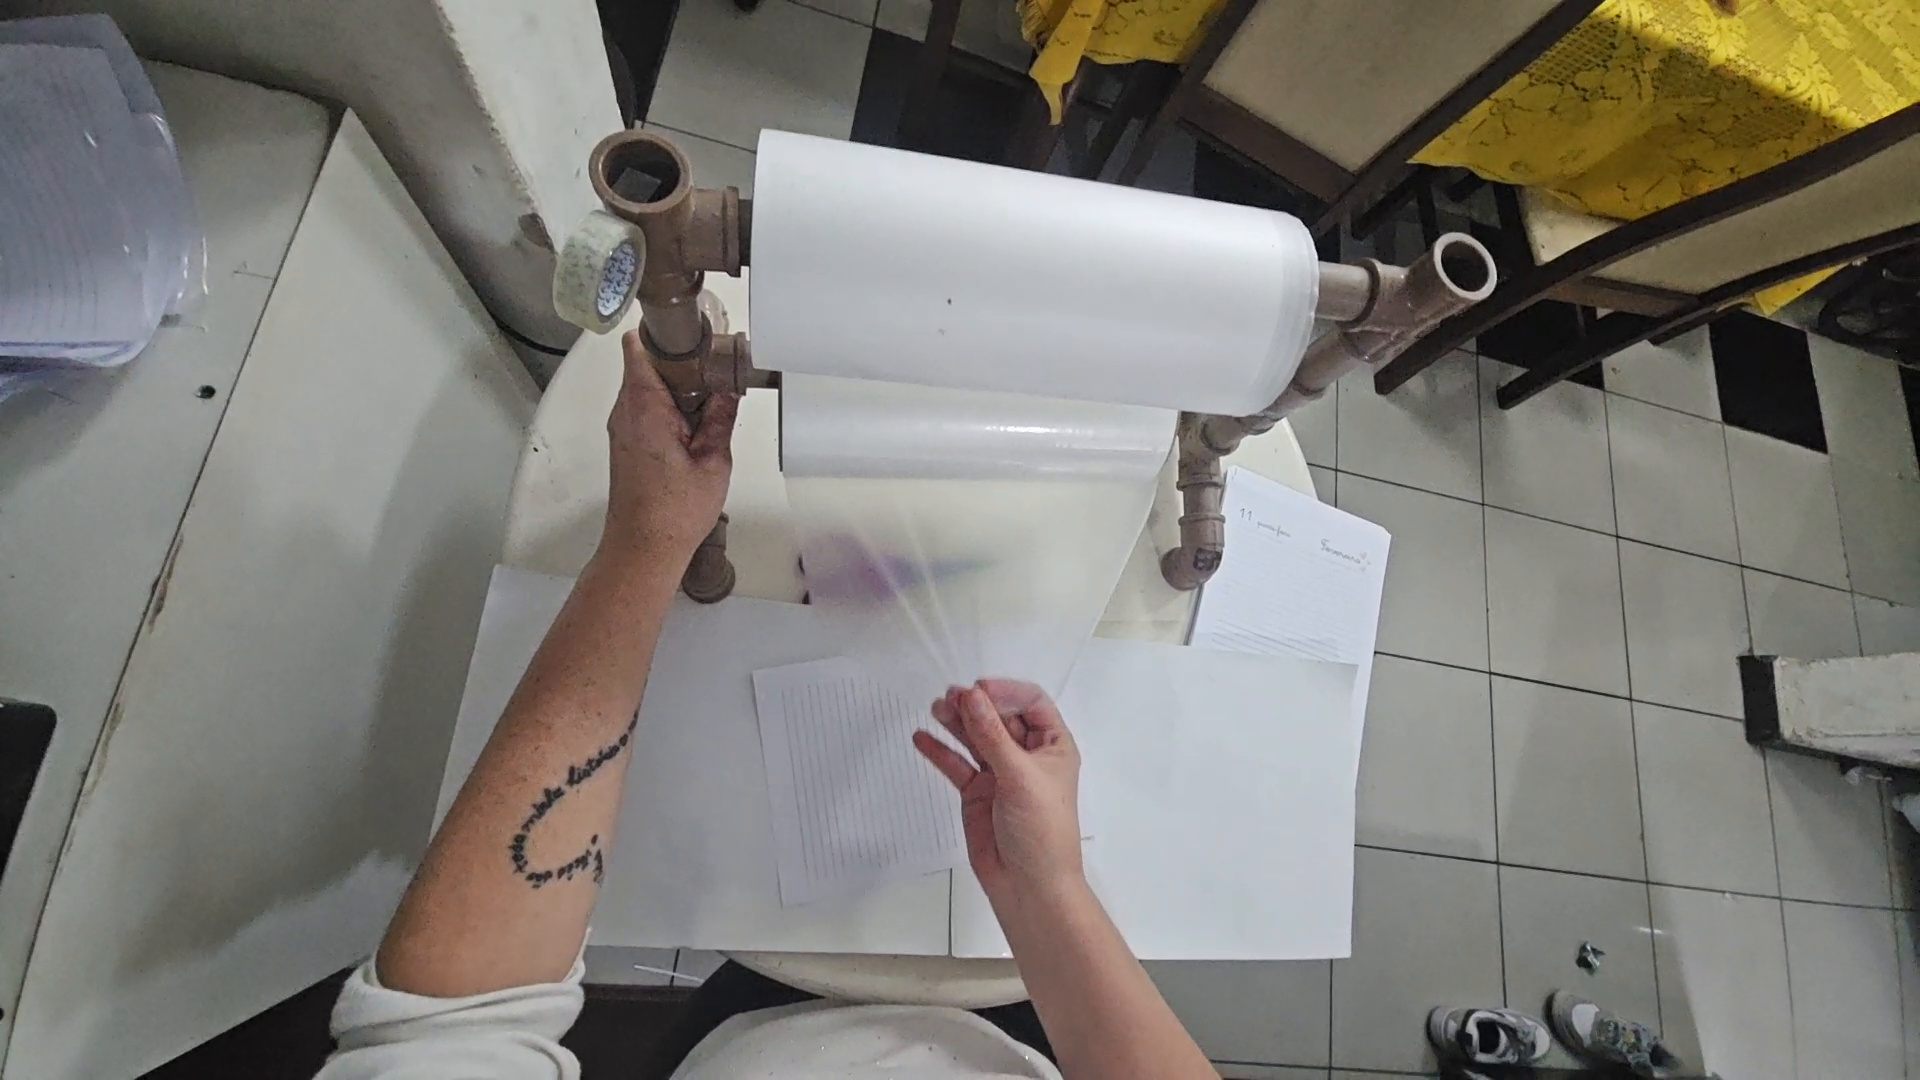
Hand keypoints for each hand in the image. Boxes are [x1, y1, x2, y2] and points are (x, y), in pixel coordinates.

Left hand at [601, 329, 739, 572]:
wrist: (644, 546)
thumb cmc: (674, 510)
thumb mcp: (714, 460)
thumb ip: (721, 417)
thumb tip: (729, 388)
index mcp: (644, 407)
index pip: (640, 347)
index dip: (667, 337)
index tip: (698, 341)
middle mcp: (625, 412)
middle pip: (648, 365)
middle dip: (682, 365)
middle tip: (718, 376)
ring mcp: (622, 427)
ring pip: (649, 388)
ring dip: (678, 390)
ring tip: (712, 405)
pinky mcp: (626, 443)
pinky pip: (647, 410)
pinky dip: (670, 409)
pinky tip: (696, 428)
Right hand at [913, 681, 1083, 902]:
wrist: (1029, 888)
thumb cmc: (1041, 828)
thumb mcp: (1020, 776)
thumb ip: (992, 735)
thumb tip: (971, 696)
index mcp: (1052, 745)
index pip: (1031, 703)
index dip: (1006, 692)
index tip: (978, 691)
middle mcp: (1026, 754)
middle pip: (999, 717)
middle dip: (976, 705)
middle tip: (950, 697)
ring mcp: (1000, 773)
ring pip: (976, 738)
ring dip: (956, 723)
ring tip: (935, 709)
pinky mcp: (977, 792)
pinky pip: (957, 765)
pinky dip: (940, 751)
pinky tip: (921, 738)